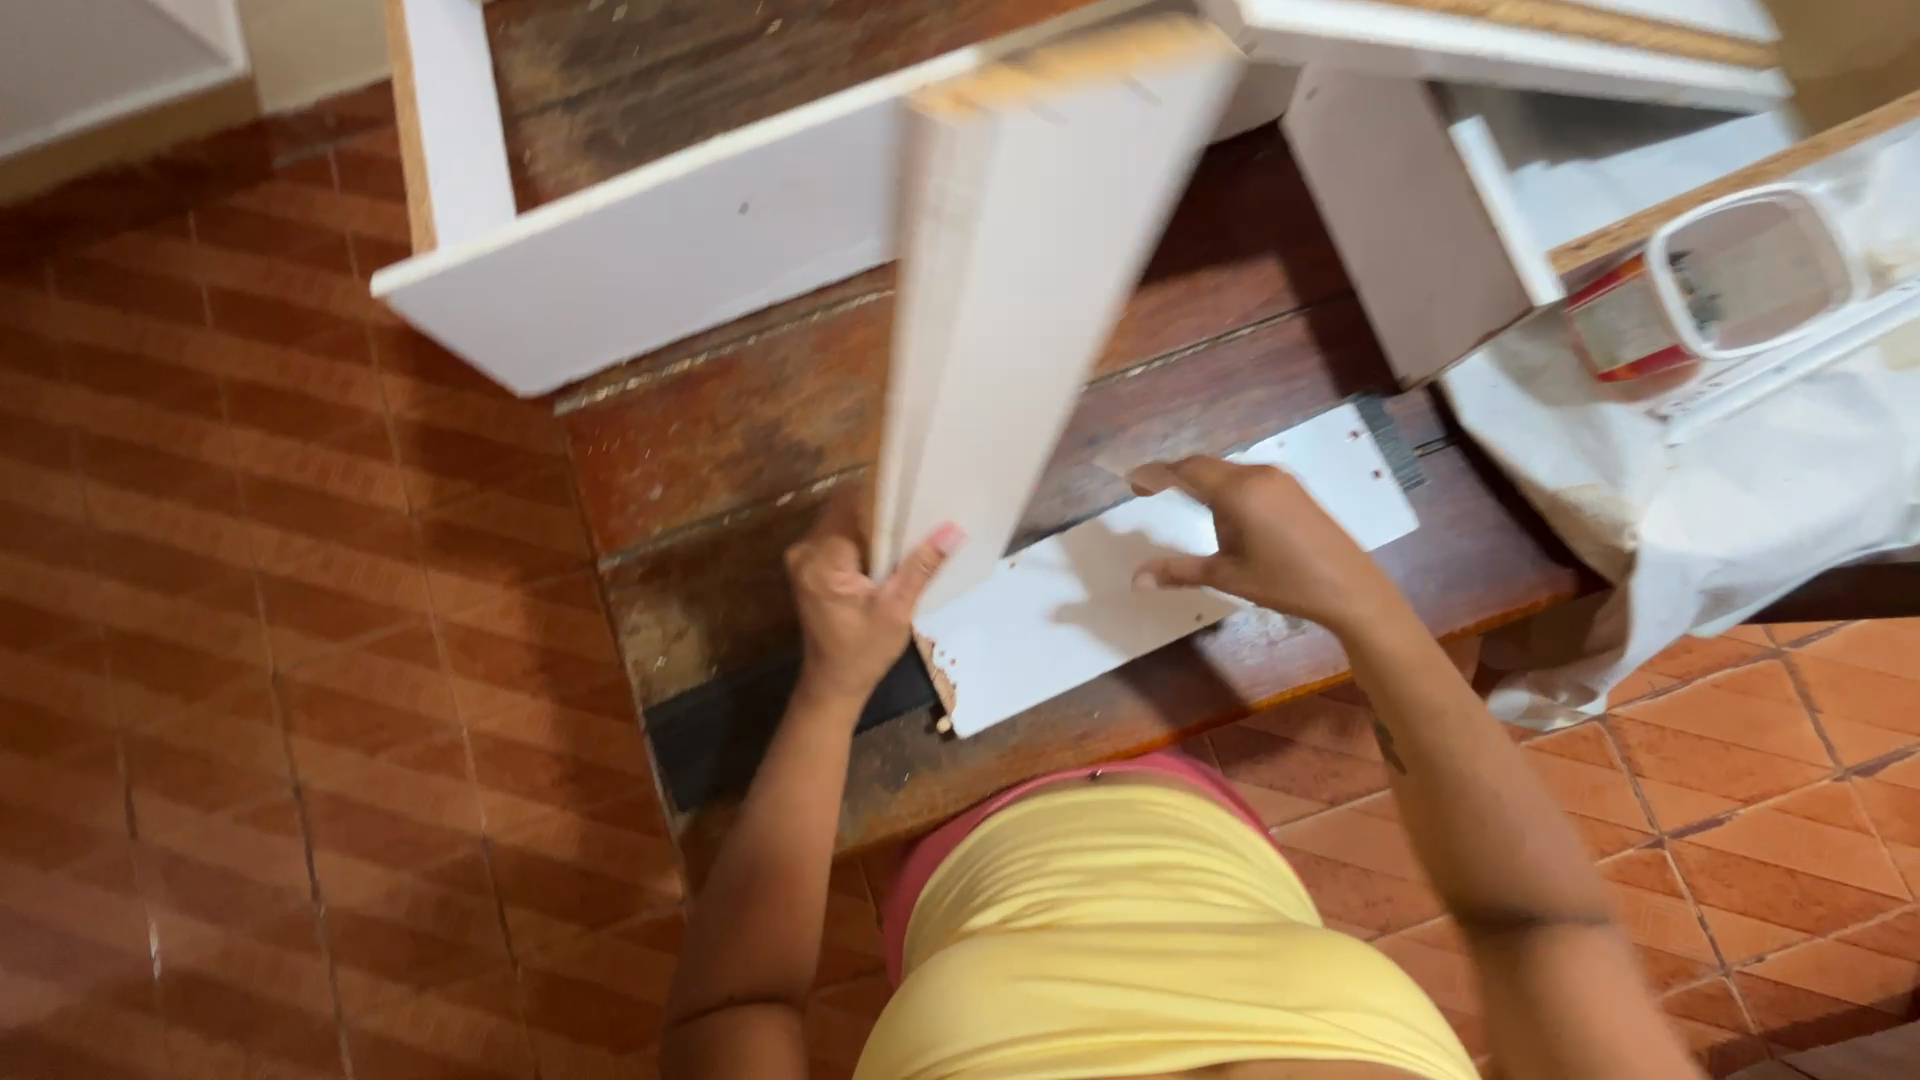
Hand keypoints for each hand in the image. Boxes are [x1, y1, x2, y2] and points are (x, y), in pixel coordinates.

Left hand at [785, 490, 964, 704]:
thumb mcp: (897, 609)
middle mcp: (805, 550)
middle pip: (846, 509)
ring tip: (911, 529)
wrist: (833, 682)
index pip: (852, 506)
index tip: (917, 496)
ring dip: (875, 524)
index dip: (885, 498)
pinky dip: (865, 537)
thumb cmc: (863, 652)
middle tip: (921, 511)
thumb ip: (921, 566)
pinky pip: (840, 535)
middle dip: (883, 510)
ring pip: (844, 519)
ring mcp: (804, 556)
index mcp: (821, 560)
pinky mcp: (810, 564)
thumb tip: (953, 530)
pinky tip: (891, 549)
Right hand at [1128, 456, 1405, 636]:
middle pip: (1205, 465)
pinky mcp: (1294, 489)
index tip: (1132, 481)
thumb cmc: (1286, 583)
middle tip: (1149, 491)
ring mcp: (1280, 479)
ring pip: (1227, 471)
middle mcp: (1258, 475)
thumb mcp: (1227, 576)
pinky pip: (1247, 478)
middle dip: (1176, 476)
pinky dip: (1225, 488)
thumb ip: (1179, 571)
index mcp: (1239, 492)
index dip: (1155, 474)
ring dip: (1202, 483)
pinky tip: (1225, 514)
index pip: (1186, 471)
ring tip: (1186, 506)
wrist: (1352, 589)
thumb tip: (1135, 579)